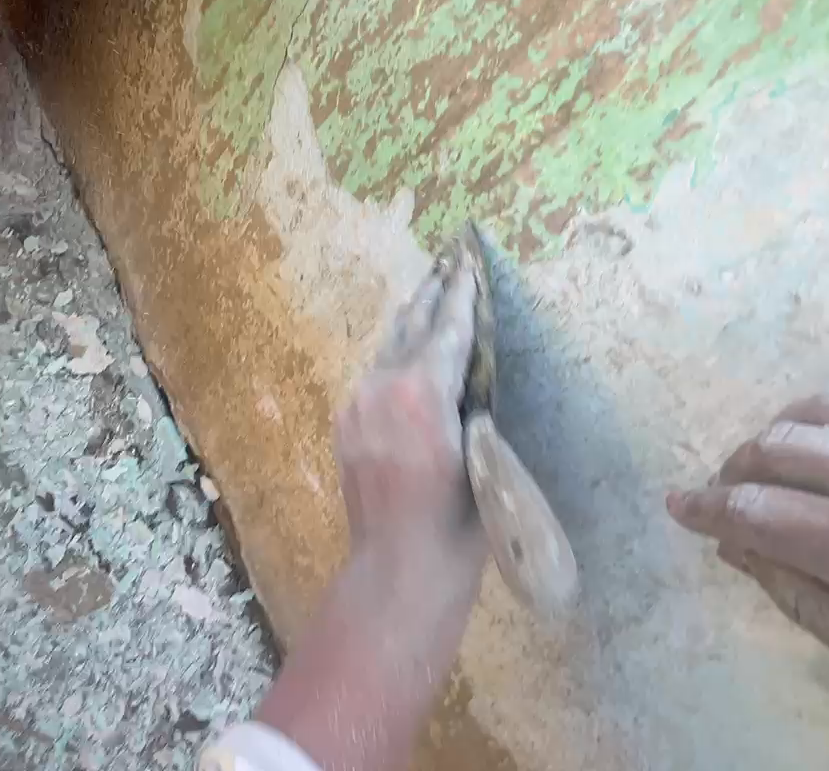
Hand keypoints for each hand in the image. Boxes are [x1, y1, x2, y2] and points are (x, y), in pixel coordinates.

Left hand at [246, 257, 486, 770]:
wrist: (398, 568)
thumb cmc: (460, 523)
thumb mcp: (483, 454)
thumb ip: (472, 401)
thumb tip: (469, 364)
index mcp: (423, 391)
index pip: (447, 328)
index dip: (460, 293)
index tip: (466, 262)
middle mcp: (382, 386)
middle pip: (411, 326)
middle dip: (432, 293)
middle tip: (446, 261)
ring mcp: (357, 403)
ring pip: (388, 349)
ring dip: (410, 322)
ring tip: (426, 294)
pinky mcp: (345, 421)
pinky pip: (374, 377)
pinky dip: (394, 358)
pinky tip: (404, 352)